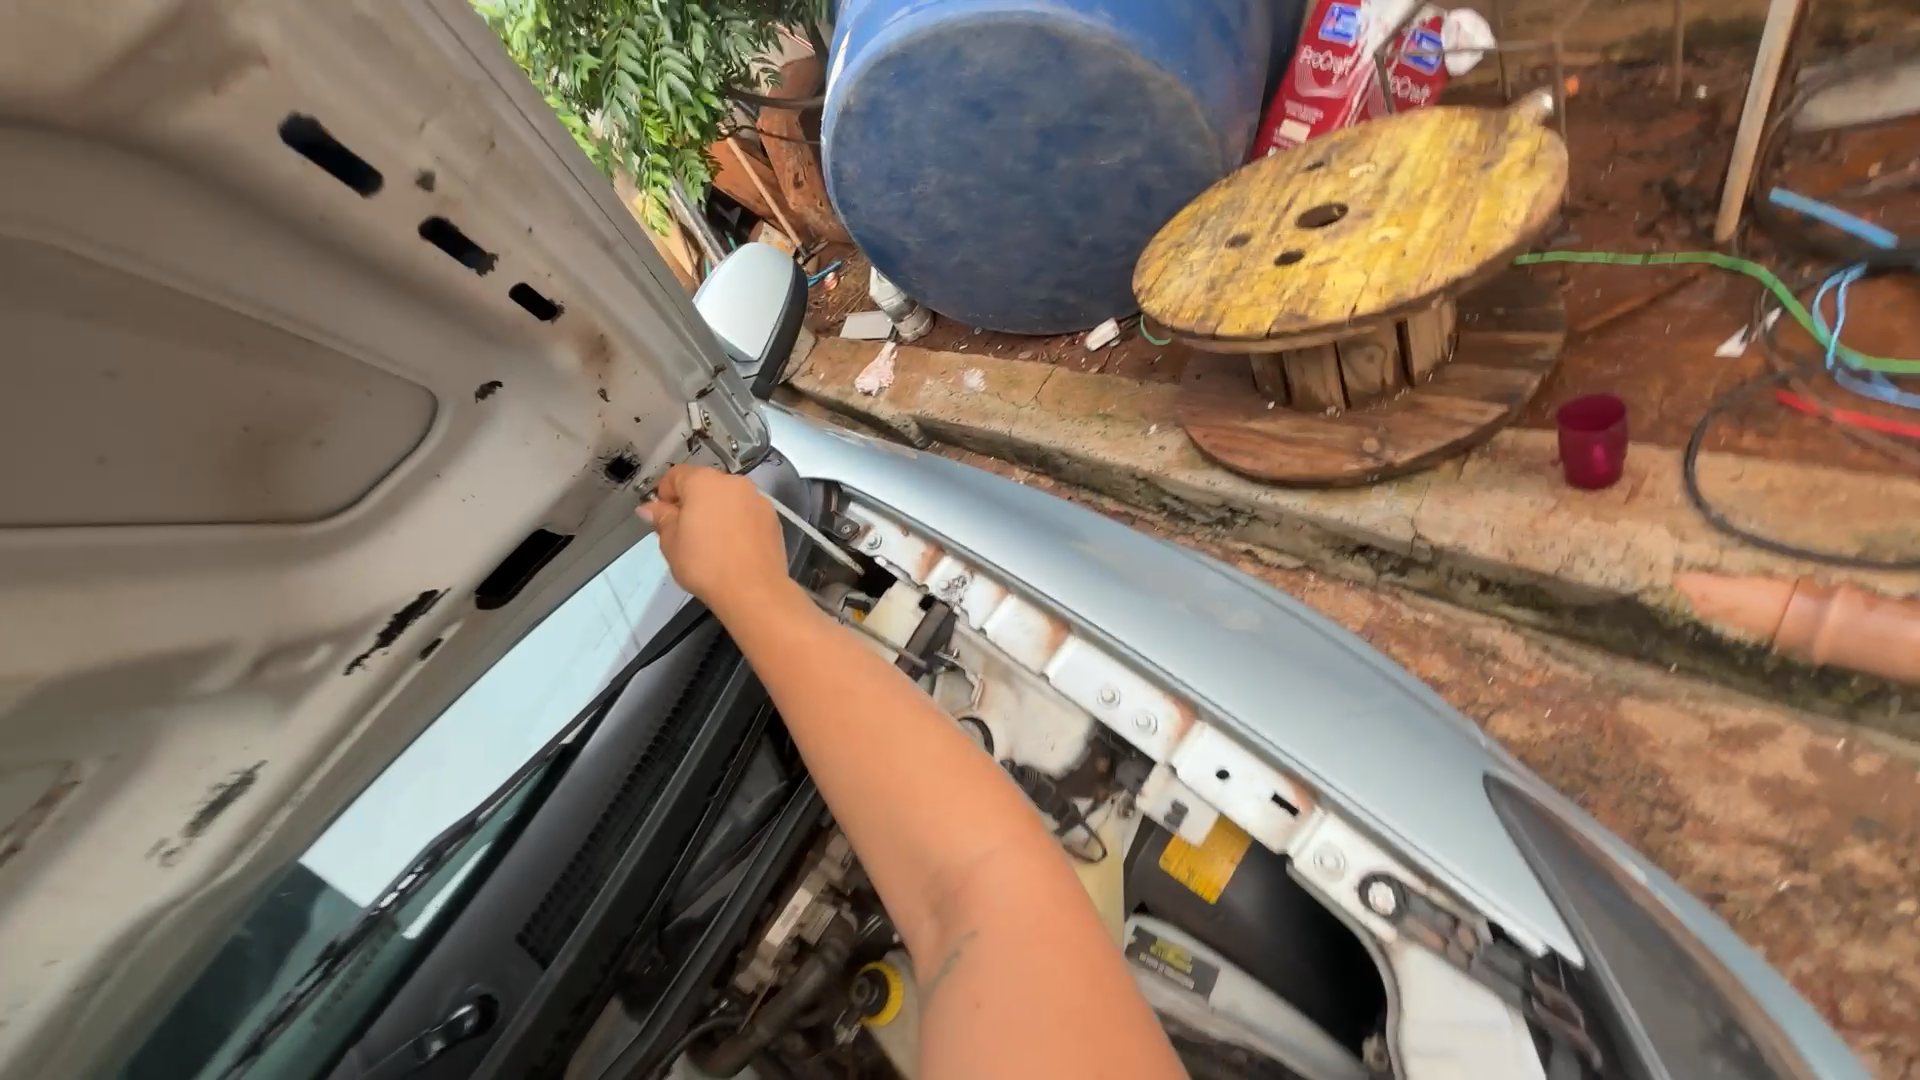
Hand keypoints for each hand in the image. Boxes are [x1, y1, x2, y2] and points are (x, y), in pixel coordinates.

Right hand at [639, 465, 792, 615]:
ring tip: (712, 543)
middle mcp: (734, 483)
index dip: (664, 494)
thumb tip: (650, 508)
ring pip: (729, 499)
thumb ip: (661, 519)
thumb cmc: (704, 563)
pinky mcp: (773, 518)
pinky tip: (734, 548)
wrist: (753, 588)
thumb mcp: (671, 542)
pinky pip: (747, 514)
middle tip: (685, 533)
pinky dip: (738, 523)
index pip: (676, 475)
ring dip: (717, 512)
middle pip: (705, 485)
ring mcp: (758, 499)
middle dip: (692, 503)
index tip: (662, 518)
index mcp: (704, 481)